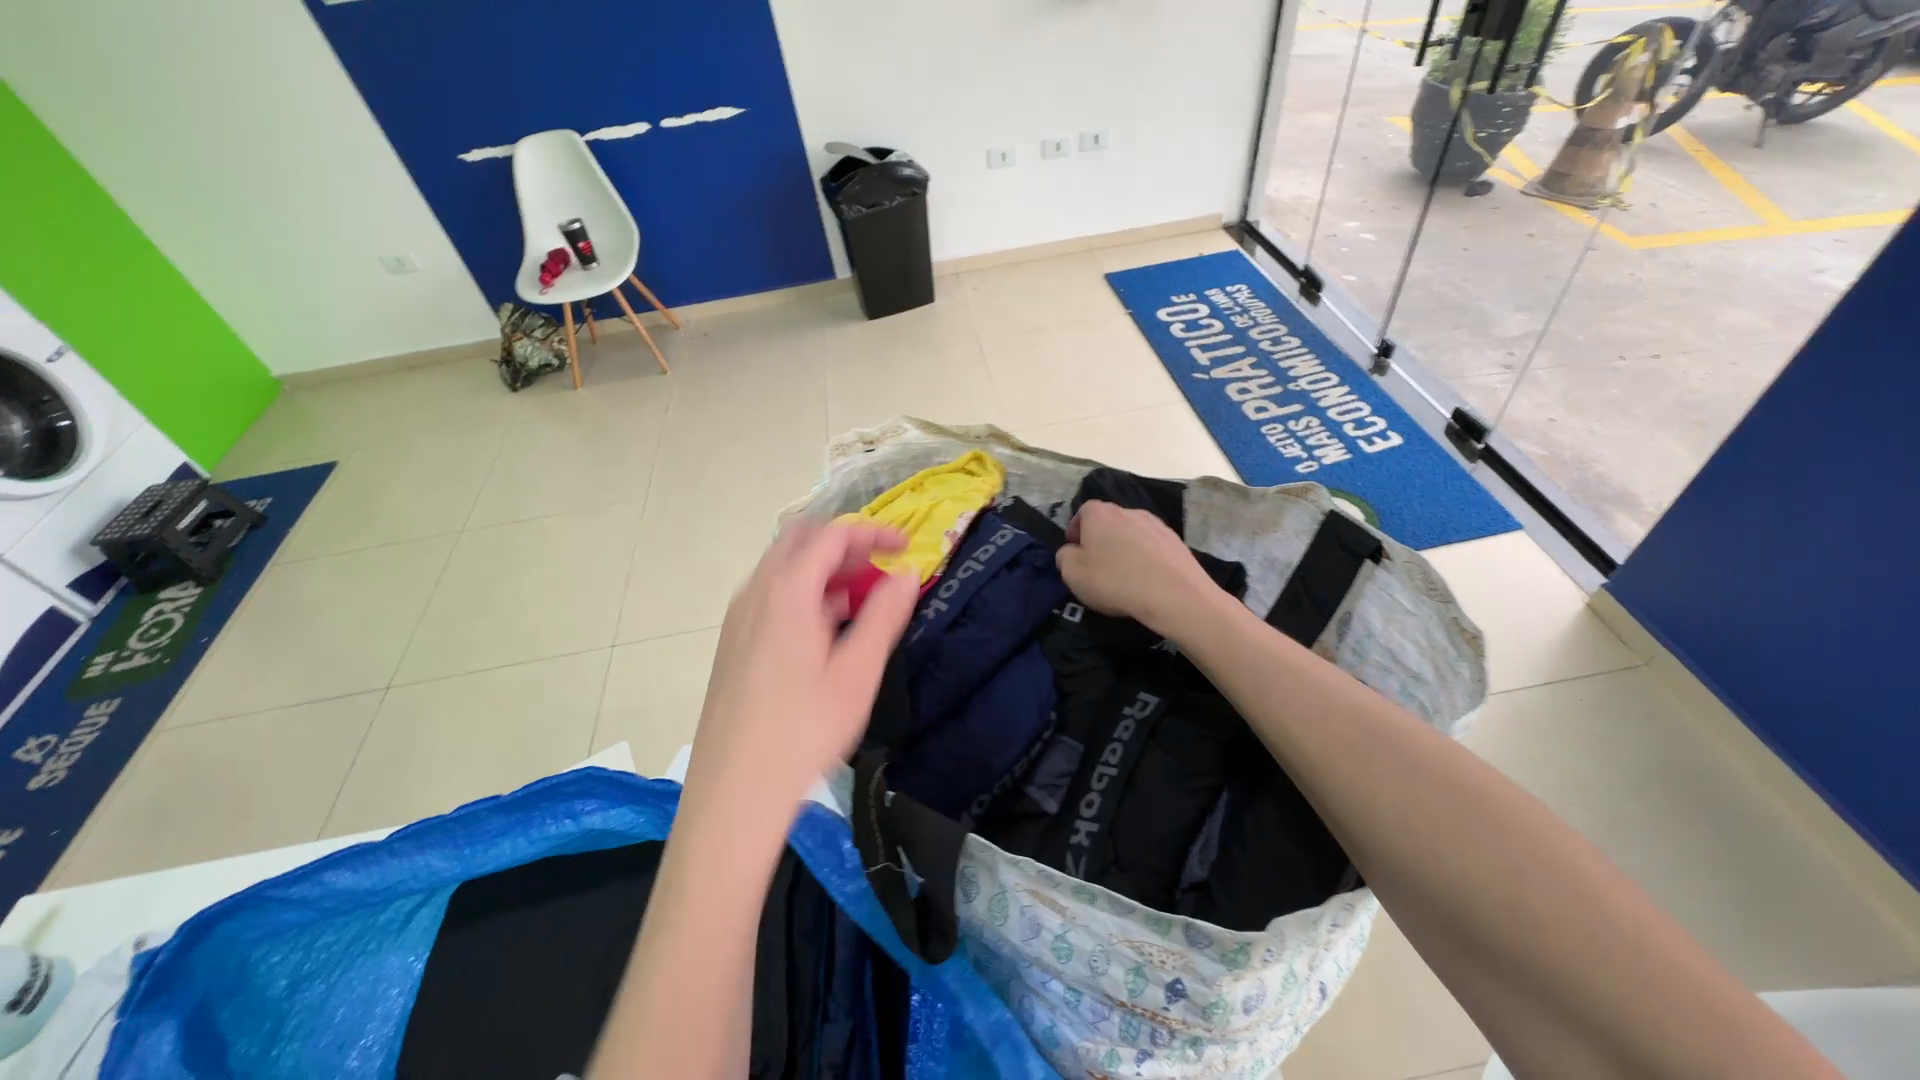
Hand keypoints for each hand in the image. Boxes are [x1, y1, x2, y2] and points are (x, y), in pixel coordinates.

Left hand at [686, 522, 917, 809]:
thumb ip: (884, 616)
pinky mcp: (732, 643)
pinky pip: (770, 596)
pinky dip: (802, 594)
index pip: (831, 535)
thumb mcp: (856, 674)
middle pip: (800, 542)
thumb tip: (906, 575)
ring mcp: (737, 618)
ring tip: (859, 605)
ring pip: (782, 569)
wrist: (735, 790)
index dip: (873, 533)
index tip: (906, 547)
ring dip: (823, 571)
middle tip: (880, 572)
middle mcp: (755, 593)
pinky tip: (824, 636)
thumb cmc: (803, 732)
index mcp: (786, 592)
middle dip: (844, 546)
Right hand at [1056, 500, 1227, 638]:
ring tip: (1124, 575)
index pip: (1082, 513)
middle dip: (1101, 540)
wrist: (1173, 593)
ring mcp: (1156, 524)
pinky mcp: (1176, 541)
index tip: (1076, 551)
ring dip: (1125, 548)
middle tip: (1098, 566)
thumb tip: (1071, 551)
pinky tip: (1147, 580)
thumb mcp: (1072, 574)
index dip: (1076, 531)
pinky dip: (1146, 558)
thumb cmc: (1114, 580)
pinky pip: (1152, 547)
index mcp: (1099, 513)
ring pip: (1132, 533)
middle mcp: (1128, 511)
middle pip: (1109, 522)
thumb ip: (1064, 557)